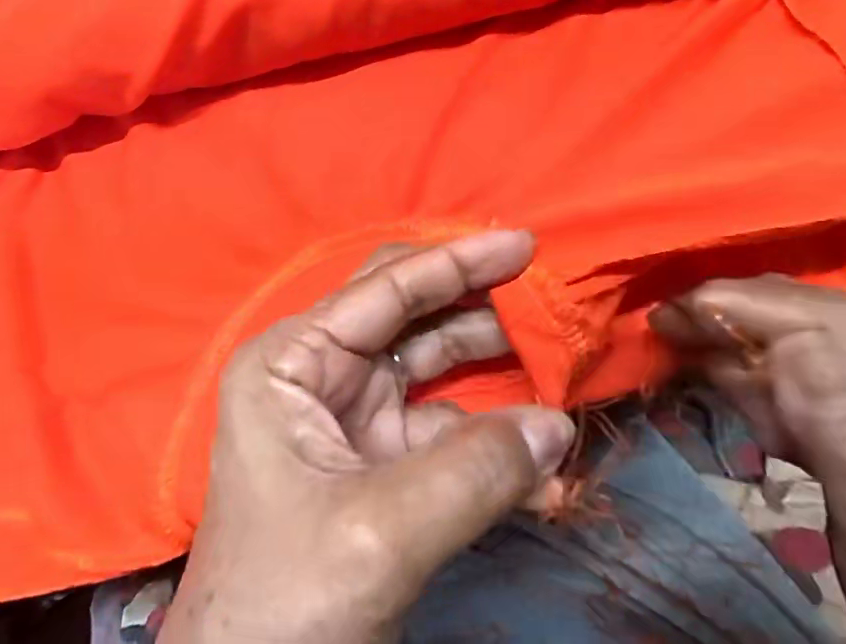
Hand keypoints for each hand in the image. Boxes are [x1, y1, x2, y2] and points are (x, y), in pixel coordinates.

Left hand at [161, 231, 575, 643]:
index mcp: (293, 361)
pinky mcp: (382, 464)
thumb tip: (557, 426)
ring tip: (561, 371)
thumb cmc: (284, 603)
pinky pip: (451, 436)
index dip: (459, 262)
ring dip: (499, 376)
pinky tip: (544, 480)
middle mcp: (321, 374)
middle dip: (481, 307)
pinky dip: (495, 450)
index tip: (524, 243)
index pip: (387, 288)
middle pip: (414, 316)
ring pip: (439, 369)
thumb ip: (473, 473)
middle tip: (546, 298)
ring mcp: (354, 418)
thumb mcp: (377, 532)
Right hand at [652, 276, 845, 643]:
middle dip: (752, 320)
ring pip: (840, 359)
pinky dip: (784, 391)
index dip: (761, 308)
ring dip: (758, 351)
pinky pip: (845, 397)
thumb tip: (793, 341)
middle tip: (668, 321)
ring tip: (687, 341)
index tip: (677, 307)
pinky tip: (740, 384)